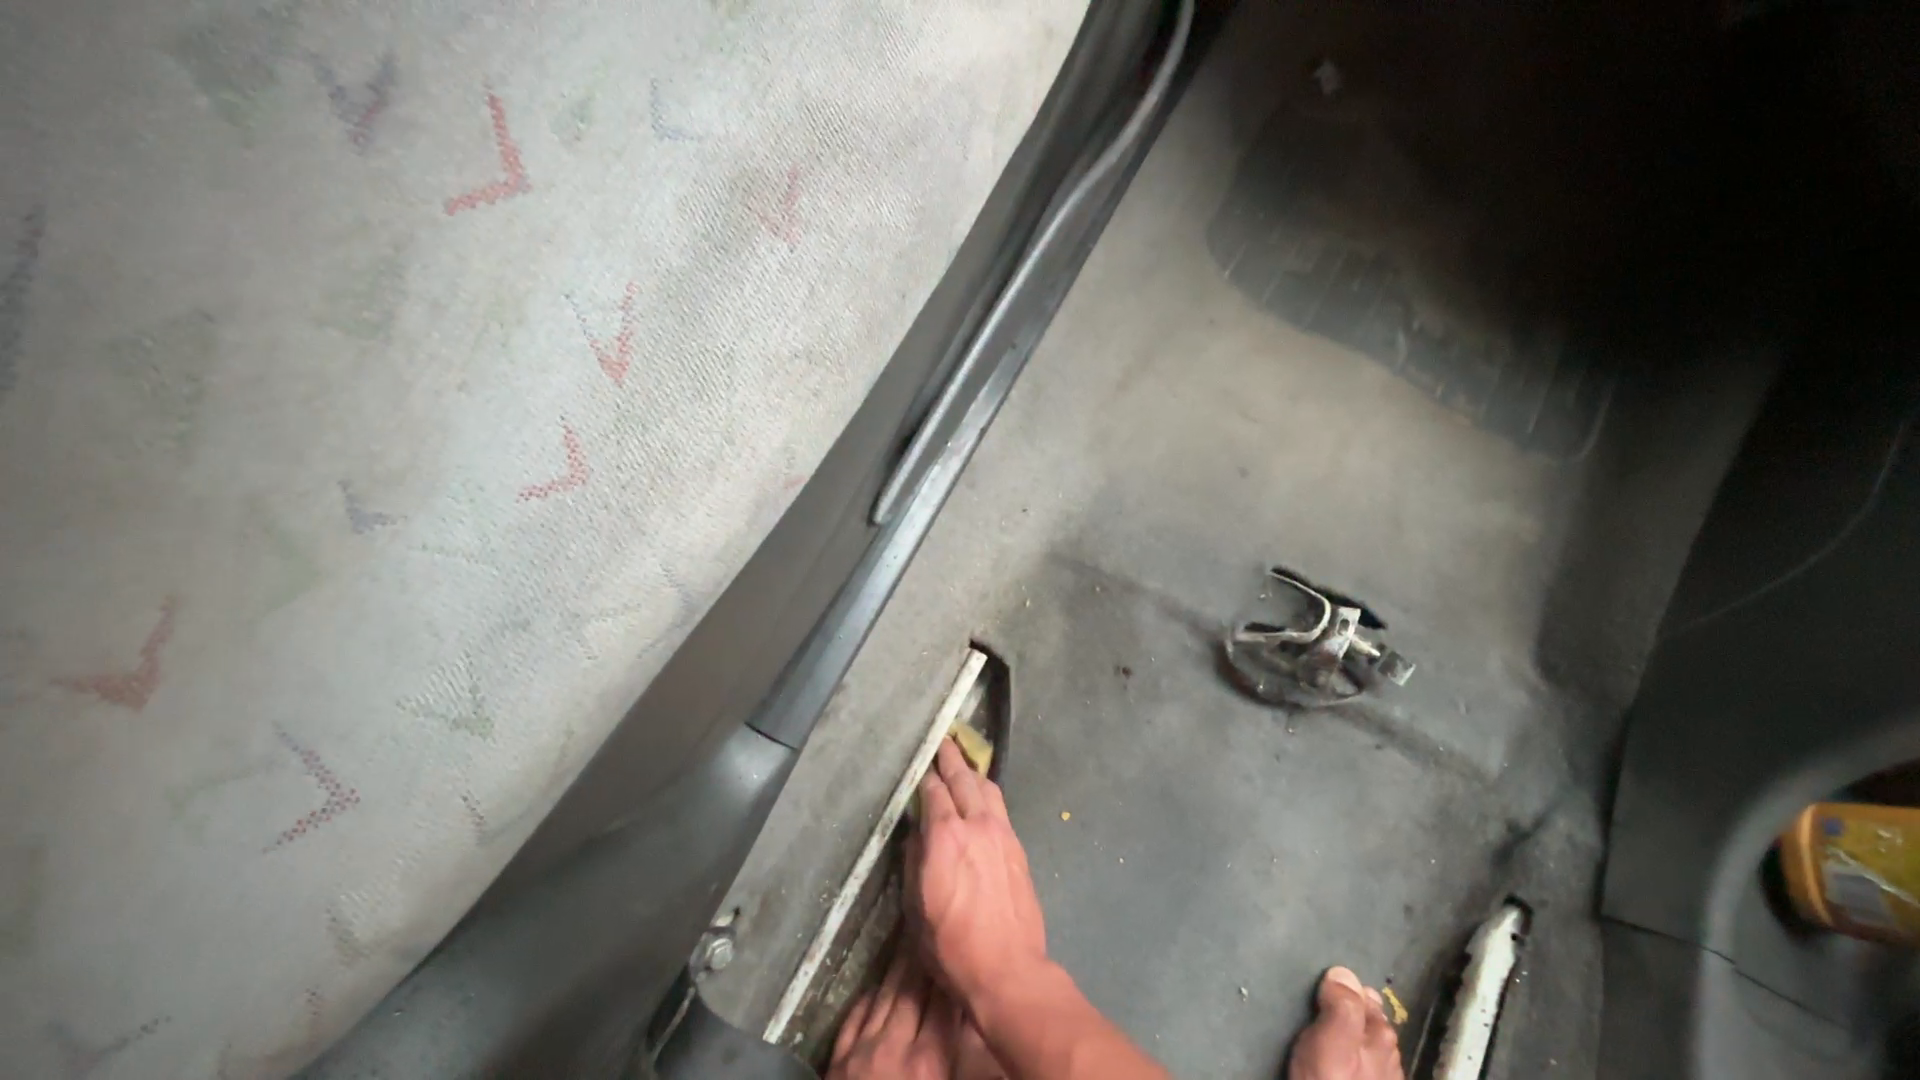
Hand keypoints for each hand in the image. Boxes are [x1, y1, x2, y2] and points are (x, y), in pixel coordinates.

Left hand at [829, 951, 961, 1079]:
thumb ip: (957, 1059)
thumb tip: (971, 1028)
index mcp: (928, 1062)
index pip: (944, 1004)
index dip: (952, 974)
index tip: (959, 947)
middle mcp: (893, 1046)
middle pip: (911, 991)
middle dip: (923, 958)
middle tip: (931, 927)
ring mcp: (860, 1051)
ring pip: (882, 997)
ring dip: (896, 970)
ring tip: (906, 943)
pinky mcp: (836, 1061)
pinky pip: (854, 1018)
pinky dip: (867, 999)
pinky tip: (876, 987)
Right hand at [906, 738, 1048, 1009]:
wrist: (1008, 969)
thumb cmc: (951, 944)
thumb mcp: (916, 907)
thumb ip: (914, 862)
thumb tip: (915, 834)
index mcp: (945, 836)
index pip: (932, 792)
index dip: (923, 775)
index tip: (917, 762)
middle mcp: (976, 824)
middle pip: (963, 779)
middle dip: (950, 758)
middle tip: (943, 740)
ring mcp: (1002, 834)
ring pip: (987, 788)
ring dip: (973, 772)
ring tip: (964, 761)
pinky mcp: (1017, 848)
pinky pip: (1001, 808)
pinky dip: (988, 793)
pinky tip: (984, 795)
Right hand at [1288, 967, 1402, 1079]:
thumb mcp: (1330, 1042)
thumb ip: (1341, 1007)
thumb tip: (1344, 972)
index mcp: (1380, 1036)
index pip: (1364, 997)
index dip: (1344, 989)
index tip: (1323, 987)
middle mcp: (1389, 1056)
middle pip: (1371, 1024)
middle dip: (1354, 1012)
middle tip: (1325, 1005)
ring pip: (1370, 1049)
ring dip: (1355, 1038)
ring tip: (1333, 1034)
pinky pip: (1365, 1070)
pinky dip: (1355, 1063)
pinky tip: (1343, 1068)